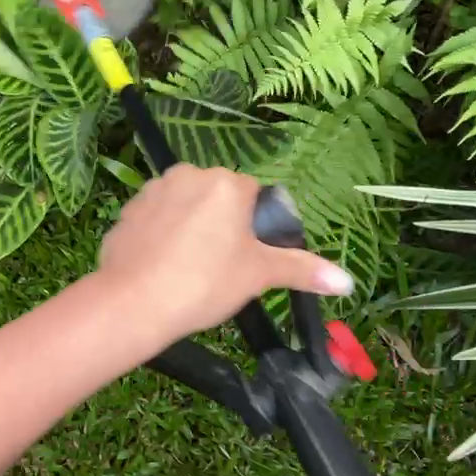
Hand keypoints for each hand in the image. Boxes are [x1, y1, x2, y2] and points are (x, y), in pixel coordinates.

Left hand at [94, 165, 354, 341]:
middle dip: (222, 225)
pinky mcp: (128, 208)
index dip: (253, 227)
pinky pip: (156, 219)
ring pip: (185, 206)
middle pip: (217, 197)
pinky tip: (163, 267)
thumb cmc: (204, 283)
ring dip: (191, 228)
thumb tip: (346, 281)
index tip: (246, 256)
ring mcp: (153, 188)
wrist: (133, 301)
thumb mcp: (258, 275)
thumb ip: (302, 270)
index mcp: (225, 183)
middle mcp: (188, 174)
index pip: (252, 193)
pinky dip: (162, 237)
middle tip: (221, 267)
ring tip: (191, 270)